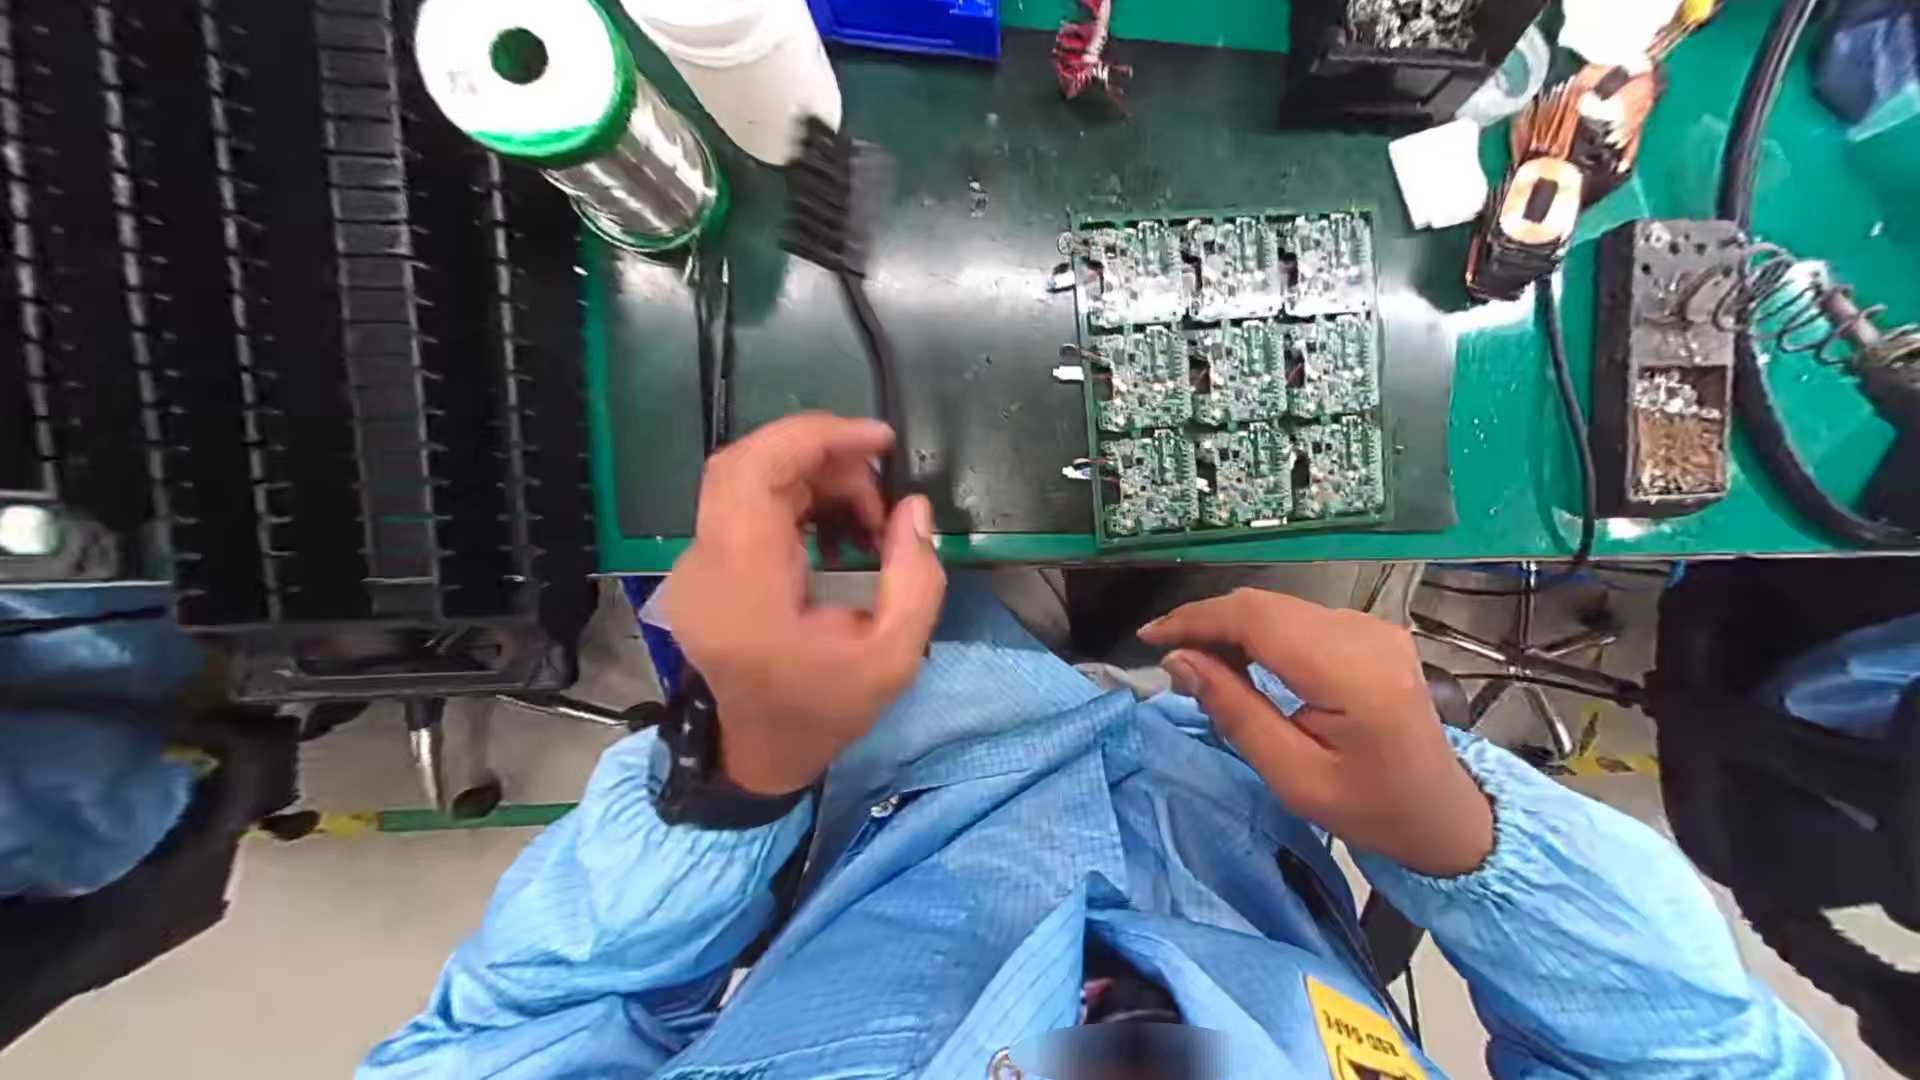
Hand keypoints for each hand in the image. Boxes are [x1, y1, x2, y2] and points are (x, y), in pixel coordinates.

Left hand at [663, 414, 944, 794]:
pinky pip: (747, 502)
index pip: (750, 475)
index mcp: (743, 593)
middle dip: (822, 455)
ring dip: (815, 478)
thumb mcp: (895, 659)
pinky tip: (837, 526)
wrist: (761, 751)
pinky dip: (798, 496)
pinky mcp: (706, 566)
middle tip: (879, 486)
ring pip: (748, 477)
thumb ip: (916, 579)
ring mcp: (696, 566)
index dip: (812, 437)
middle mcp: (704, 569)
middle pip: (746, 464)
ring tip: (867, 518)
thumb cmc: (825, 711)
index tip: (876, 440)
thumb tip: (913, 508)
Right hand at [1139, 589, 1492, 877]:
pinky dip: (1254, 631)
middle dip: (1204, 622)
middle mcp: (1364, 634)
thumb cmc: (1371, 809)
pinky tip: (1238, 659)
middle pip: (1261, 605)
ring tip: (1199, 663)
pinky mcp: (1367, 629)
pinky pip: (1293, 615)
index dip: (1195, 620)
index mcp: (1352, 674)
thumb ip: (1234, 711)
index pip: (1255, 619)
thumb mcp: (1293, 777)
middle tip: (1169, 655)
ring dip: (1226, 627)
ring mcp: (1370, 626)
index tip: (1150, 638)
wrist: (1447, 816)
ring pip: (1273, 606)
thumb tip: (1178, 660)